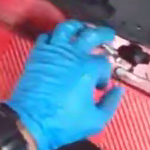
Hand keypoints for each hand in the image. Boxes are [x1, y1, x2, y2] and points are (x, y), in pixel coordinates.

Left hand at [5, 20, 124, 149]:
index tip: (101, 86)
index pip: (104, 62)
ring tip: (82, 29)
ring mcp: (54, 51)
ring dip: (77, 27)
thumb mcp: (96, 120)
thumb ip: (111, 103)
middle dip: (103, 34)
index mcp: (88, 69)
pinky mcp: (38, 54)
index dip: (106, 74)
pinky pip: (46, 37)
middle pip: (91, 34)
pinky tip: (58, 42)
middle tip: (108, 36)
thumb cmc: (65, 122)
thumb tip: (118, 89)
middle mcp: (73, 54)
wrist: (30, 122)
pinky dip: (54, 37)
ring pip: (67, 28)